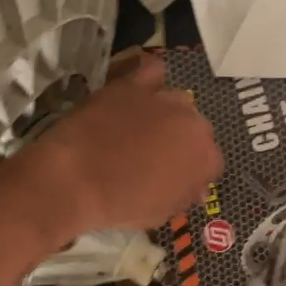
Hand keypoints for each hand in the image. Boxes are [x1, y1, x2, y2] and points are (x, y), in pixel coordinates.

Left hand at [19, 54, 222, 239]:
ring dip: (168, 115)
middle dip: (182, 143)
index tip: (175, 181)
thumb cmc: (121, 204)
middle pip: (197, 130)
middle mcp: (193, 122)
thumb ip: (185, 195)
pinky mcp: (133, 84)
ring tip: (144, 128)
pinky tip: (141, 94)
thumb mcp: (162, 213)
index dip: (193, 173)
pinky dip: (151, 81)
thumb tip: (196, 188)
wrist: (74, 178)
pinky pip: (152, 72)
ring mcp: (164, 98)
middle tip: (157, 157)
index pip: (211, 163)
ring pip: (177, 102)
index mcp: (205, 157)